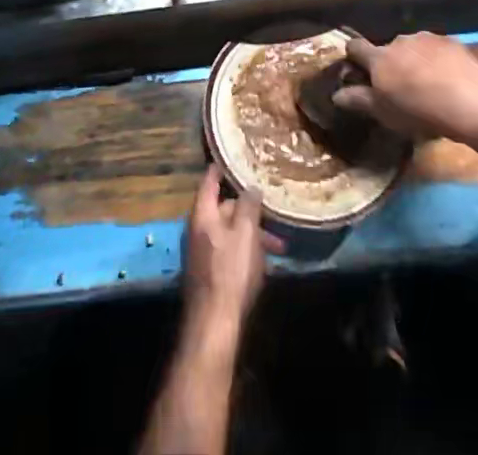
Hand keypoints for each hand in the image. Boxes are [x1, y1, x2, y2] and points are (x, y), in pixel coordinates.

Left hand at [183, 165, 282, 329]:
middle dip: (247, 208)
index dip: (220, 169)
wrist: (215, 321)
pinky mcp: (209, 270)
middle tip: (272, 210)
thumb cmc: (231, 271)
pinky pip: (229, 249)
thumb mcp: (245, 234)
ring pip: (229, 231)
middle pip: (223, 208)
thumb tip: (250, 187)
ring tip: (279, 245)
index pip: (209, 182)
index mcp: (202, 215)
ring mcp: (202, 250)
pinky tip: (266, 263)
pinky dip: (246, 249)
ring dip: (252, 233)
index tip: (230, 157)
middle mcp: (197, 228)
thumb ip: (247, 207)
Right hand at [336, 32, 477, 142]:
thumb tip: (336, 95)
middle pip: (388, 48)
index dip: (353, 55)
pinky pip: (439, 50)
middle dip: (390, 61)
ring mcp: (428, 39)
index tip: (356, 66)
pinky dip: (439, 60)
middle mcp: (399, 41)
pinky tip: (449, 78)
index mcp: (378, 57)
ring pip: (414, 47)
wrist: (472, 99)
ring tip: (428, 81)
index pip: (355, 46)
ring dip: (416, 59)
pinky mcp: (454, 42)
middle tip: (399, 84)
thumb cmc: (418, 108)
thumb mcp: (383, 112)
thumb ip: (358, 100)